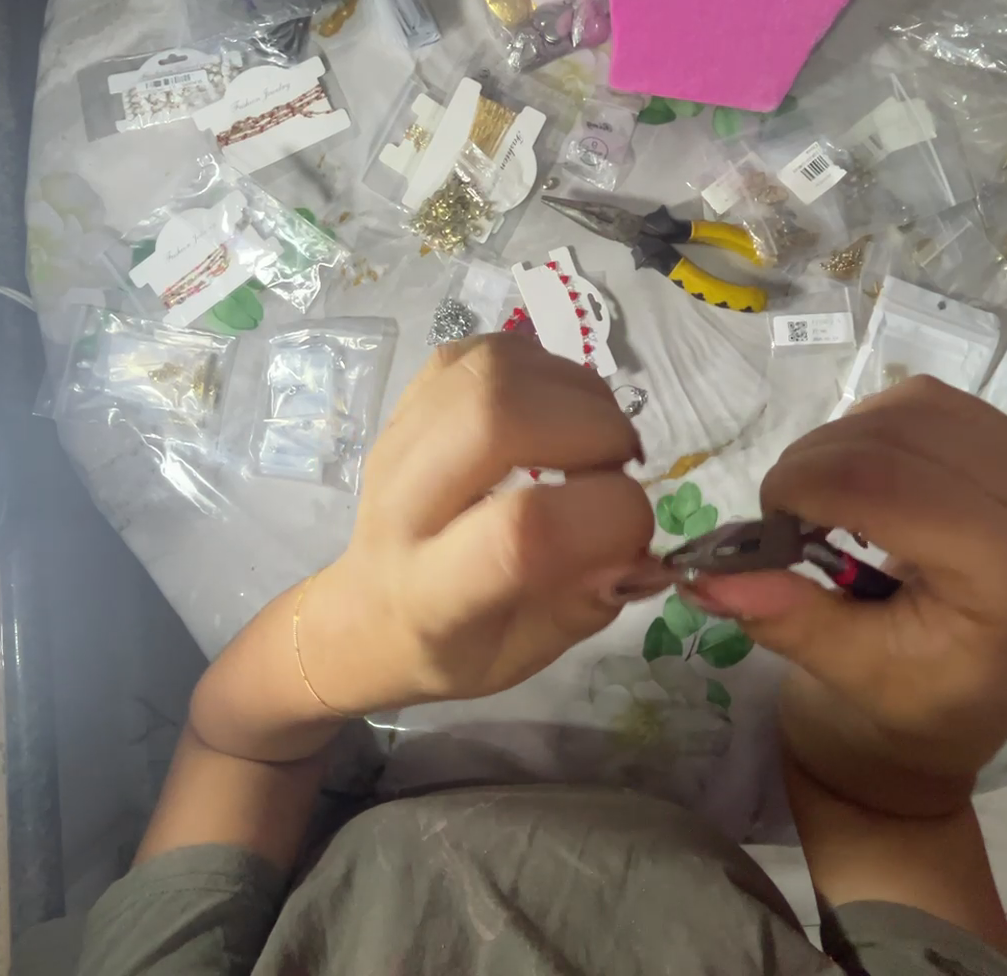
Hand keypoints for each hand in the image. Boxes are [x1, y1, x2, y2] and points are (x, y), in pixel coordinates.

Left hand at [300, 334, 659, 714]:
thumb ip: (588, 601)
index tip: (635, 526)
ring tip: (594, 432)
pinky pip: (479, 352)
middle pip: (495, 420)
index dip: (607, 515)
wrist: (366, 610)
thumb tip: (639, 539)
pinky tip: (553, 406)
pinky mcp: (406, 403)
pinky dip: (538, 367)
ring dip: (571, 388)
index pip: (521, 533)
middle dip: (592, 428)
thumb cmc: (450, 646)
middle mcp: (404, 505)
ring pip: (489, 371)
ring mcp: (398, 442)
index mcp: (432, 592)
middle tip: (619, 461)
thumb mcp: (525, 654)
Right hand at [684, 376, 1006, 815]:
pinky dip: (871, 428)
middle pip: (899, 435)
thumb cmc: (908, 706)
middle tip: (783, 516)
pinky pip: (927, 404)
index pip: (891, 485)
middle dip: (814, 464)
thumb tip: (700, 574)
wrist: (955, 707)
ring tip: (821, 498)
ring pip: (911, 408)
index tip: (763, 522)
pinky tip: (863, 479)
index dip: (804, 486)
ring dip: (840, 442)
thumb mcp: (844, 668)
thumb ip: (781, 613)